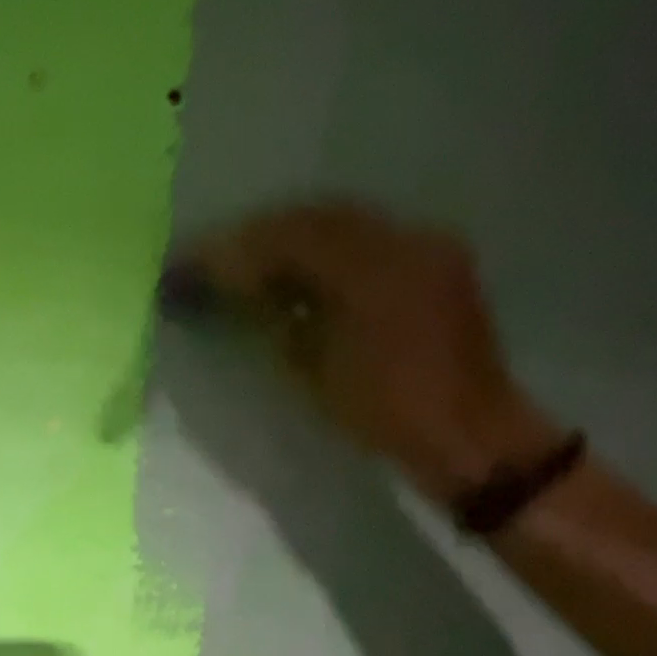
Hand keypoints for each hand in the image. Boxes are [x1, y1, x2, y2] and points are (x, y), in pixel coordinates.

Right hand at [170, 199, 564, 502]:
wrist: (470, 437)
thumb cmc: (386, 413)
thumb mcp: (314, 372)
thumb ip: (273, 321)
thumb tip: (233, 294)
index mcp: (372, 267)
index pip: (286, 237)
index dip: (231, 251)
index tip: (186, 267)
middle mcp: (403, 239)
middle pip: (313, 217)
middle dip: (255, 236)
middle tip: (210, 259)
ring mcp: (424, 245)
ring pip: (340, 222)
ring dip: (288, 238)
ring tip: (244, 263)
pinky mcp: (434, 260)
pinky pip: (366, 238)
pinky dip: (323, 248)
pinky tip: (294, 270)